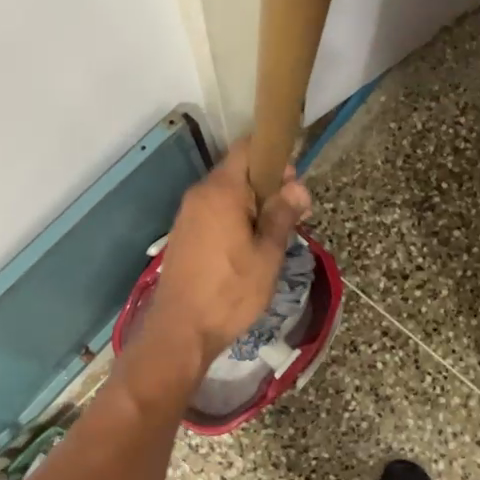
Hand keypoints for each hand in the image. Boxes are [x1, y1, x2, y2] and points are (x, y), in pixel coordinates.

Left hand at [139, 142, 311, 371]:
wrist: (181, 331)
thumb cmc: (230, 292)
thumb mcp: (267, 255)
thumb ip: (282, 216)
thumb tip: (298, 188)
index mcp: (221, 191)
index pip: (247, 149)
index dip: (275, 157)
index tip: (295, 182)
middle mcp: (200, 195)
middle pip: (238, 172)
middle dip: (268, 186)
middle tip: (295, 215)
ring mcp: (188, 215)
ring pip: (227, 194)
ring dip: (252, 205)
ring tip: (276, 235)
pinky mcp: (184, 235)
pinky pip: (214, 213)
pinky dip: (235, 219)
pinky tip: (250, 247)